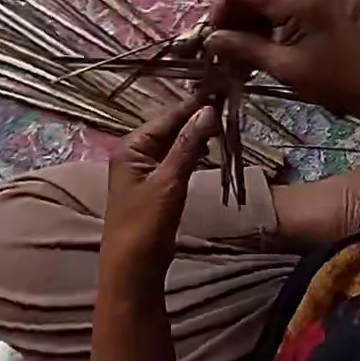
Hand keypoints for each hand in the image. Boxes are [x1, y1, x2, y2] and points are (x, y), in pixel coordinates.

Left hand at [101, 98, 221, 285]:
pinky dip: (193, 150)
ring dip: (198, 132)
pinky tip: (210, 145)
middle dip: (198, 116)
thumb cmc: (145, 225)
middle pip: (172, 126)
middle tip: (228, 103)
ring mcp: (145, 167)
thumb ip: (188, 144)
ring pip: (176, 141)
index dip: (195, 103)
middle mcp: (135, 151)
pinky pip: (177, 157)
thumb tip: (208, 109)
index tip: (221, 88)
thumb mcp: (169, 182)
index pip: (168, 116)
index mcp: (131, 146)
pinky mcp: (156, 183)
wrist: (133, 272)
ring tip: (224, 119)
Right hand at [204, 0, 359, 116]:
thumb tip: (211, 40)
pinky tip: (251, 46)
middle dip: (231, 15)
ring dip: (244, 20)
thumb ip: (246, 49)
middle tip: (216, 45)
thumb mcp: (286, 67)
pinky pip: (275, 4)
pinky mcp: (310, 3)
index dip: (221, 10)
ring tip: (232, 50)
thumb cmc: (334, 80)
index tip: (207, 36)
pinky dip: (260, 22)